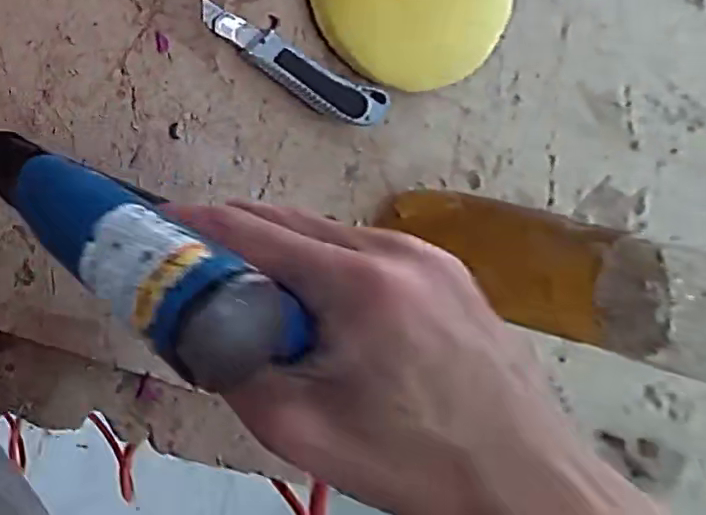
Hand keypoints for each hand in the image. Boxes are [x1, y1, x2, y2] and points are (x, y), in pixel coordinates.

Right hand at [161, 201, 657, 514]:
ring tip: (262, 294)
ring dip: (278, 249)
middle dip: (234, 235)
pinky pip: (355, 246)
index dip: (198, 221)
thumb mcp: (301, 432)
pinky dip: (319, 261)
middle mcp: (392, 249)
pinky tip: (322, 305)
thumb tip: (195, 328)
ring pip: (319, 230)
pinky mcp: (442, 267)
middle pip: (283, 220)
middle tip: (201, 263)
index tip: (163, 219)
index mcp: (359, 283)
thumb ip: (232, 372)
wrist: (542, 499)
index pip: (252, 229)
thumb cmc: (420, 468)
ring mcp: (423, 253)